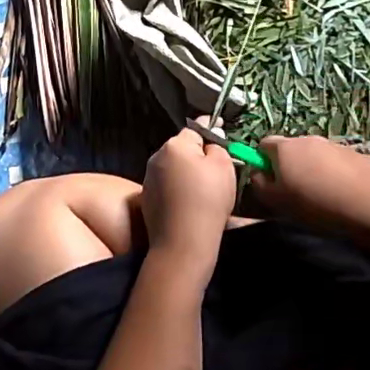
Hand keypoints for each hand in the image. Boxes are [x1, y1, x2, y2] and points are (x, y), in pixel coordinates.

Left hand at [140, 122, 238, 252]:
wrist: (182, 240)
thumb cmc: (207, 199)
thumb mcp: (223, 167)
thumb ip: (217, 147)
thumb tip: (210, 143)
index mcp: (175, 145)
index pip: (196, 129)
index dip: (211, 130)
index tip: (221, 131)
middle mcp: (156, 157)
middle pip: (182, 149)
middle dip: (197, 155)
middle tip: (217, 171)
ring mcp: (148, 178)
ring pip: (173, 168)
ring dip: (186, 173)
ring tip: (203, 191)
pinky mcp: (146, 198)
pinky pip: (167, 186)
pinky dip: (177, 190)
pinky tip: (188, 204)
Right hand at [248, 134, 369, 232]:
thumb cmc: (318, 204)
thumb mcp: (277, 201)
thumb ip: (260, 184)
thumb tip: (259, 173)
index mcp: (284, 147)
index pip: (262, 145)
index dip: (262, 163)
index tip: (270, 184)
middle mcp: (308, 139)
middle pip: (289, 150)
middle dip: (288, 168)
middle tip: (293, 195)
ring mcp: (334, 145)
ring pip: (313, 157)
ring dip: (311, 173)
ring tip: (320, 199)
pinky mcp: (356, 155)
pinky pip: (334, 164)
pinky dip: (332, 177)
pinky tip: (340, 197)